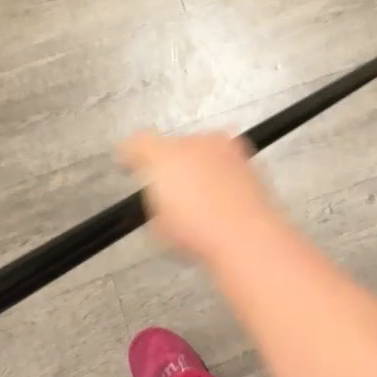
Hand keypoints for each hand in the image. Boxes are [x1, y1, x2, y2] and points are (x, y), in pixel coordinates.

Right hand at [118, 130, 284, 260]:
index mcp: (163, 154)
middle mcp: (193, 142)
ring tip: (200, 191)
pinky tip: (222, 192)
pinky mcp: (246, 157)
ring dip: (197, 162)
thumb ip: (155, 199)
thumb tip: (161, 196)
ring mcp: (224, 146)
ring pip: (202, 148)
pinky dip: (221, 169)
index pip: (137, 143)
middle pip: (173, 144)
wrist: (246, 234)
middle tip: (171, 187)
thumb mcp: (159, 223)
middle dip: (169, 161)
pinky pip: (225, 158)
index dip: (130, 154)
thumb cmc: (196, 231)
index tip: (129, 163)